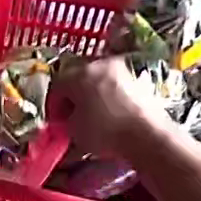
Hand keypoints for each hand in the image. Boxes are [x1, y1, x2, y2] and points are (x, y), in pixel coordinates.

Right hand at [47, 56, 172, 159]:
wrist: (146, 135)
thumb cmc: (104, 132)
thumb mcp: (74, 131)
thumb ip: (66, 121)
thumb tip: (69, 118)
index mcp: (79, 74)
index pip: (57, 85)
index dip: (54, 104)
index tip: (56, 120)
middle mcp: (99, 64)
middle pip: (79, 77)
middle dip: (74, 96)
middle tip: (73, 116)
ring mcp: (121, 70)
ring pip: (98, 80)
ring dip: (92, 95)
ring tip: (93, 116)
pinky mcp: (137, 79)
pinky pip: (115, 86)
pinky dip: (110, 97)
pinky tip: (111, 114)